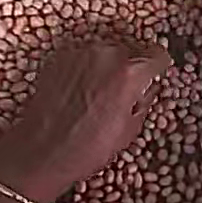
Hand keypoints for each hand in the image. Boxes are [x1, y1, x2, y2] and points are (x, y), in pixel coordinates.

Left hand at [0, 39, 171, 202]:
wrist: (43, 151)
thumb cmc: (87, 146)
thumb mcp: (130, 128)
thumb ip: (144, 100)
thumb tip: (147, 89)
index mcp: (130, 73)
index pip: (157, 55)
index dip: (158, 67)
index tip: (156, 73)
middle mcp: (105, 55)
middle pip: (130, 51)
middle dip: (131, 67)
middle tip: (126, 92)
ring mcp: (79, 53)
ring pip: (105, 52)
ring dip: (107, 67)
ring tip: (100, 94)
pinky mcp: (58, 58)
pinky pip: (82, 57)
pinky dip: (86, 68)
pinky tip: (82, 91)